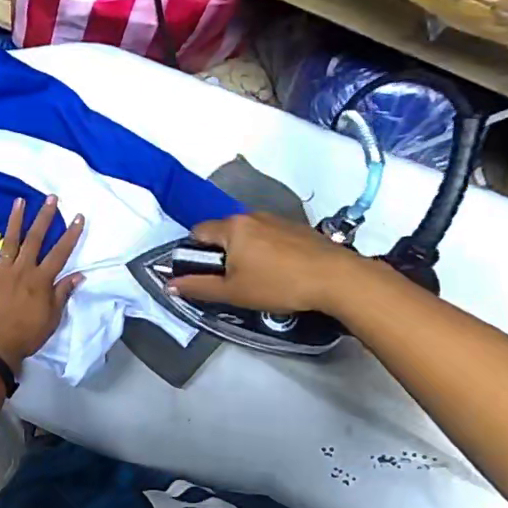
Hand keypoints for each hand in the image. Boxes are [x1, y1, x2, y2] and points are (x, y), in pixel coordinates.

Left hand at [0, 196, 83, 367]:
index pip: (60, 252)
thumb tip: (79, 275)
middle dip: (44, 217)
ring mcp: (1, 271)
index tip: (78, 216)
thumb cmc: (28, 333)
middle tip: (51, 198)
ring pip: (9, 240)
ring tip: (20, 201)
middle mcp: (22, 269)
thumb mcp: (53, 316)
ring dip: (15, 219)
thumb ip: (63, 292)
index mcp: (41, 279)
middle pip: (35, 239)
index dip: (70, 234)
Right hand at [168, 213, 357, 312]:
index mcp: (232, 227)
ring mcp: (277, 219)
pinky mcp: (298, 227)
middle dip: (222, 253)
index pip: (198, 231)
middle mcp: (252, 216)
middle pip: (224, 231)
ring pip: (249, 233)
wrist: (336, 278)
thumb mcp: (233, 292)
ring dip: (246, 251)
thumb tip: (170, 285)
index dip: (194, 253)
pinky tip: (281, 271)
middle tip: (232, 280)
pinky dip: (268, 250)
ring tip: (259, 278)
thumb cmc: (278, 284)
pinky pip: (271, 235)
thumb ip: (199, 287)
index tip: (204, 273)